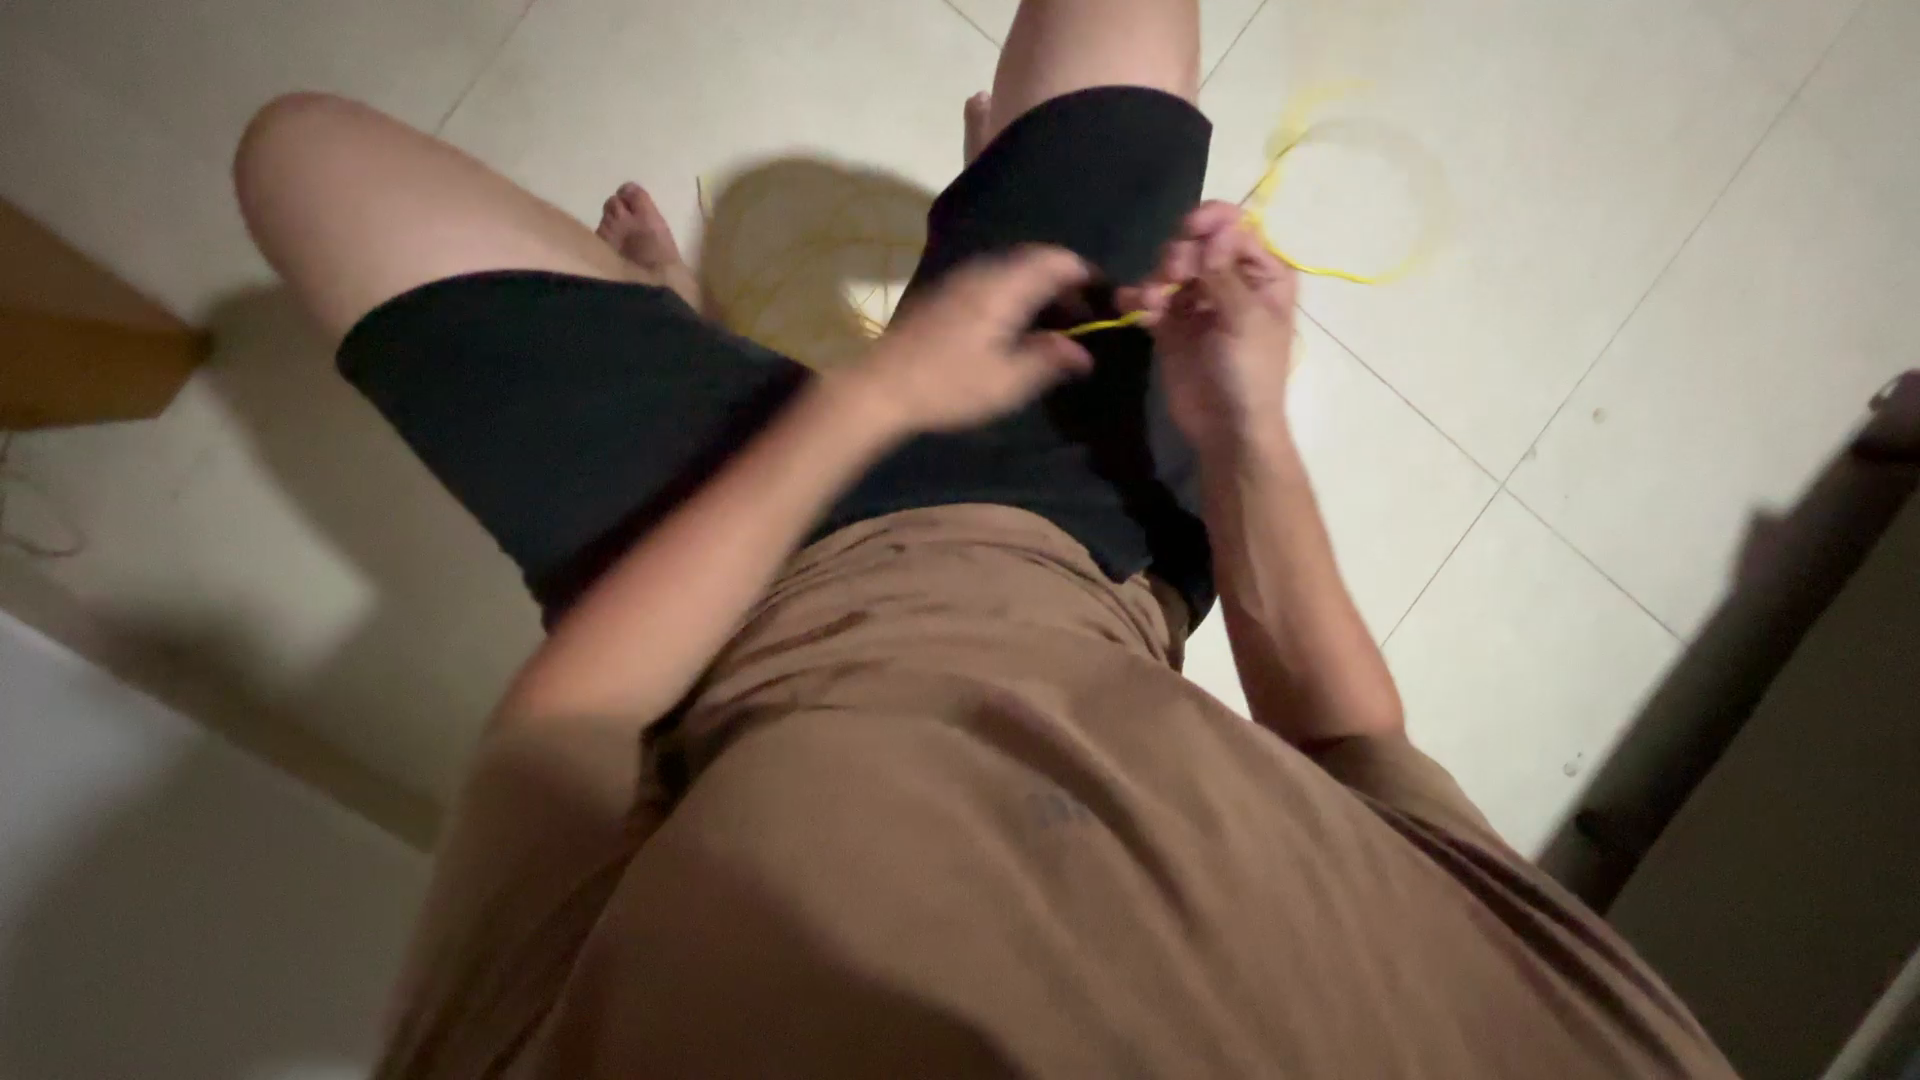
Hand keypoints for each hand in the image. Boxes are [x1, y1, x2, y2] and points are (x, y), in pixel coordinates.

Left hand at [844, 246, 1093, 434]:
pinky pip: (991, 283)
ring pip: (1011, 272)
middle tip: (1082, 317)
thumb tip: (1083, 352)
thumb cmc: (949, 385)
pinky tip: (1014, 329)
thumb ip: (1050, 360)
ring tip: (1053, 326)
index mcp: (1006, 285)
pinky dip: (1013, 297)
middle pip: (1035, 262)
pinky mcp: (943, 296)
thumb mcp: (1008, 381)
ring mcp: (959, 280)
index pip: (1058, 260)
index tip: (1105, 296)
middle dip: (1064, 284)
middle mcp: (984, 271)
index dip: (1086, 274)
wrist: (880, 386)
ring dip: (1037, 291)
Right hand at [1122, 201, 1299, 451]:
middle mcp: (1230, 282)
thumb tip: (1217, 228)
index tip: (1190, 228)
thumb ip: (1224, 272)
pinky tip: (1130, 305)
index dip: (1212, 223)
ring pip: (1170, 270)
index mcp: (1263, 274)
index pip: (1235, 230)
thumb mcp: (1245, 318)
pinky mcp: (1170, 327)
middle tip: (1171, 273)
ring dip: (1156, 278)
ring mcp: (1198, 304)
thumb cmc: (1249, 372)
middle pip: (1197, 245)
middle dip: (1179, 253)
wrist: (1226, 427)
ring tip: (1150, 300)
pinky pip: (1150, 300)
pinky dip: (1138, 298)